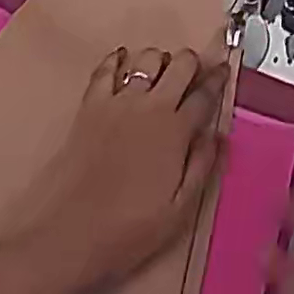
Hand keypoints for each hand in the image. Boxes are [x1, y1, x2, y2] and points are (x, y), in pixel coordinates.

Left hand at [0, 48, 226, 293]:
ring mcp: (120, 101)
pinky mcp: (92, 104)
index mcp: (177, 130)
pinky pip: (107, 68)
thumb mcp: (179, 210)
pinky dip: (118, 59)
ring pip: (148, 58)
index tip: (223, 71)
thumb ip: (202, 166)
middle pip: (181, 63)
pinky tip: (123, 62)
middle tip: (193, 73)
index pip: (205, 94)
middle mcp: (152, 106)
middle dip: (192, 63)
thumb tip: (218, 134)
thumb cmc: (129, 229)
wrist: (69, 235)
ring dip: (160, 60)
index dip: (218, 79)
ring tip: (160, 73)